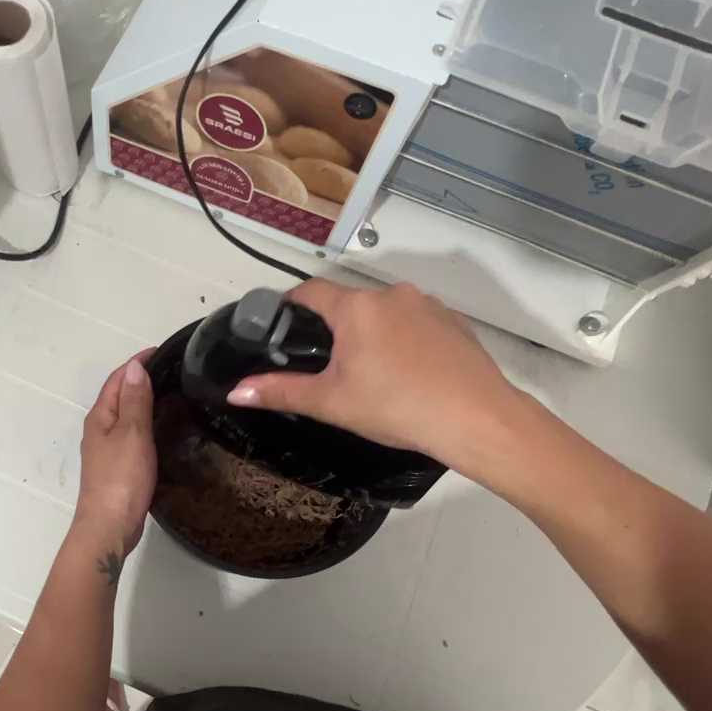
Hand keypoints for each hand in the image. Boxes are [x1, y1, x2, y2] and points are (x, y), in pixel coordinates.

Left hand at [74, 351, 156, 553]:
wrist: (109, 527)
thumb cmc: (121, 479)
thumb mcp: (132, 434)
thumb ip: (135, 402)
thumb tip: (135, 368)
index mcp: (100, 417)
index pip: (118, 379)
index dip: (137, 363)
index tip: (163, 352)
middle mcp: (99, 429)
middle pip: (120, 395)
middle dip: (141, 379)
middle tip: (174, 371)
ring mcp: (106, 449)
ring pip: (125, 415)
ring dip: (143, 401)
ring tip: (172, 394)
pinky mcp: (116, 467)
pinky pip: (130, 434)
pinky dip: (144, 423)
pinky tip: (160, 429)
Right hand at [226, 280, 532, 478]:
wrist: (477, 418)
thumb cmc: (395, 407)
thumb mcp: (331, 403)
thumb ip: (280, 392)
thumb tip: (235, 392)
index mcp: (356, 308)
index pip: (310, 291)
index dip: (290, 305)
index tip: (280, 327)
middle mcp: (391, 294)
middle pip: (349, 304)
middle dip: (335, 329)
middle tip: (328, 367)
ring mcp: (428, 305)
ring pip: (385, 314)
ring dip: (372, 334)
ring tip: (372, 374)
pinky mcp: (454, 322)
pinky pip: (416, 323)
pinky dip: (405, 341)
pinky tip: (409, 373)